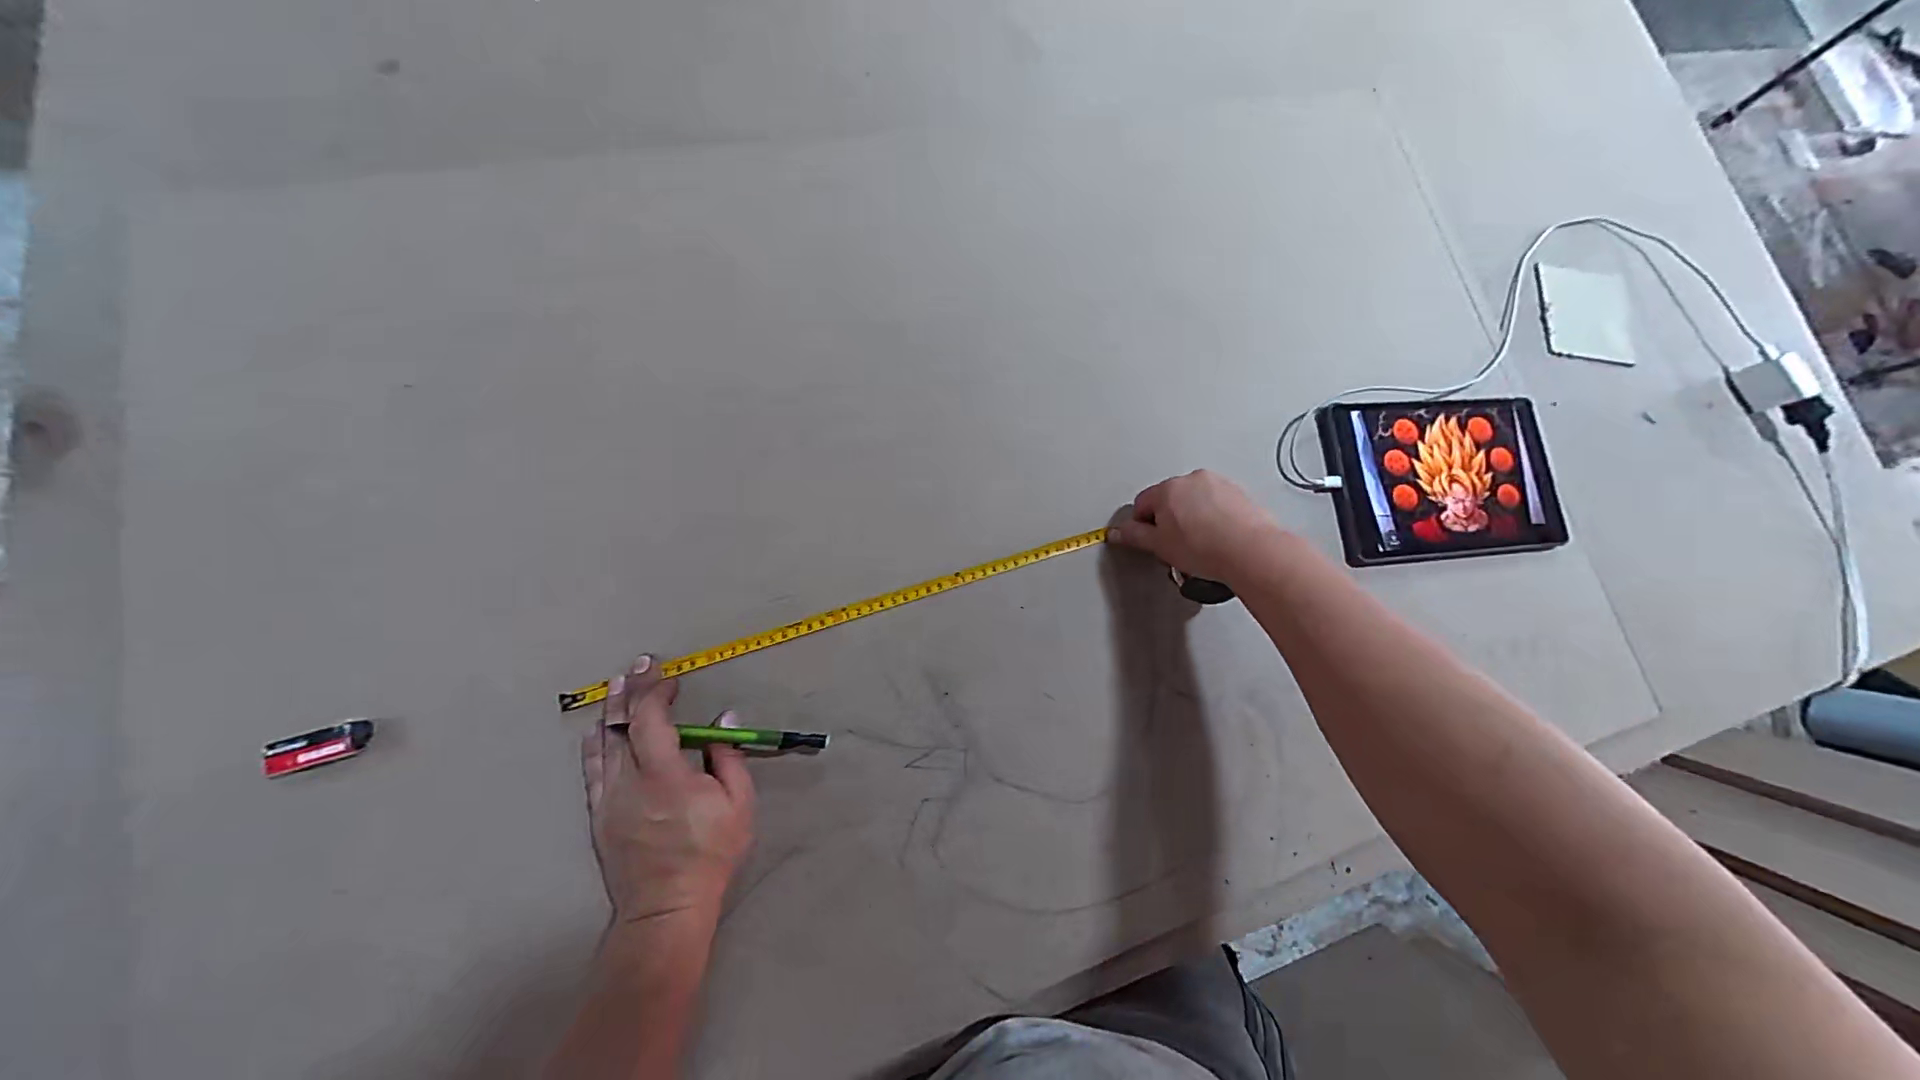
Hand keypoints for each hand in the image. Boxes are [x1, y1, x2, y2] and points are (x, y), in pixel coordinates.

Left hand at [580, 655, 755, 927]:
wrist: (666, 908)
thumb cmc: (710, 854)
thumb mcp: (738, 804)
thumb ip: (729, 757)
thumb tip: (724, 719)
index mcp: (665, 774)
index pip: (652, 719)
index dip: (657, 693)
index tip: (671, 679)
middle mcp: (629, 780)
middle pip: (624, 724)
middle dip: (632, 689)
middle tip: (638, 664)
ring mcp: (608, 798)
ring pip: (603, 744)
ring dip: (612, 710)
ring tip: (616, 685)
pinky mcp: (598, 815)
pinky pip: (591, 771)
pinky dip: (594, 745)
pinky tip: (595, 732)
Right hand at [1108, 469, 1284, 585]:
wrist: (1250, 551)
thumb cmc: (1208, 547)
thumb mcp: (1159, 546)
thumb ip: (1134, 536)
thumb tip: (1120, 532)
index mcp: (1168, 488)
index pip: (1142, 503)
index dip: (1142, 526)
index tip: (1149, 540)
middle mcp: (1193, 480)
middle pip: (1169, 500)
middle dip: (1169, 522)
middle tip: (1174, 546)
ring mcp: (1218, 485)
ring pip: (1194, 502)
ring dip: (1192, 520)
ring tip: (1200, 546)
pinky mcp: (1239, 494)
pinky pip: (1217, 505)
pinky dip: (1214, 519)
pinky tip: (1217, 540)